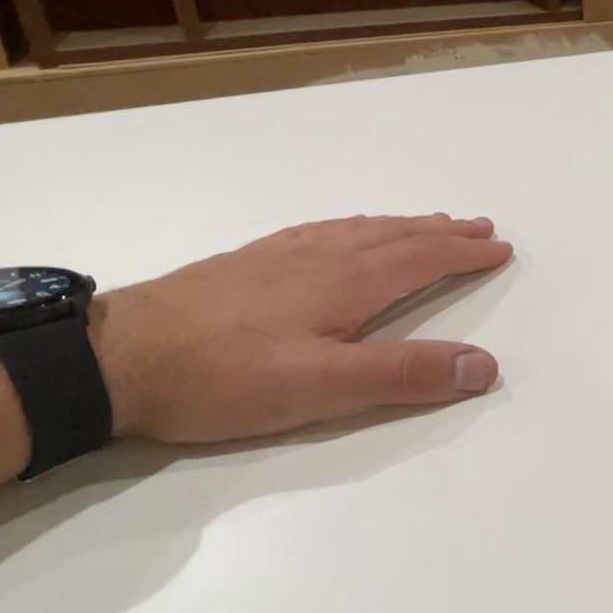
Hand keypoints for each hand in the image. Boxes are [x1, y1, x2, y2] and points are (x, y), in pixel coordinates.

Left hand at [89, 214, 512, 443]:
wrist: (112, 360)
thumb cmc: (223, 377)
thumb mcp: (324, 389)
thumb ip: (406, 375)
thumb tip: (486, 364)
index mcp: (346, 282)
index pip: (421, 259)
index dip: (464, 253)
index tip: (500, 248)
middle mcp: (319, 257)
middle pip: (395, 235)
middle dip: (443, 231)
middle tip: (480, 226)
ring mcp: (280, 256)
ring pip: (359, 229)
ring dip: (403, 225)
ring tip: (429, 223)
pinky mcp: (249, 263)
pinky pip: (322, 231)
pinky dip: (356, 226)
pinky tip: (346, 233)